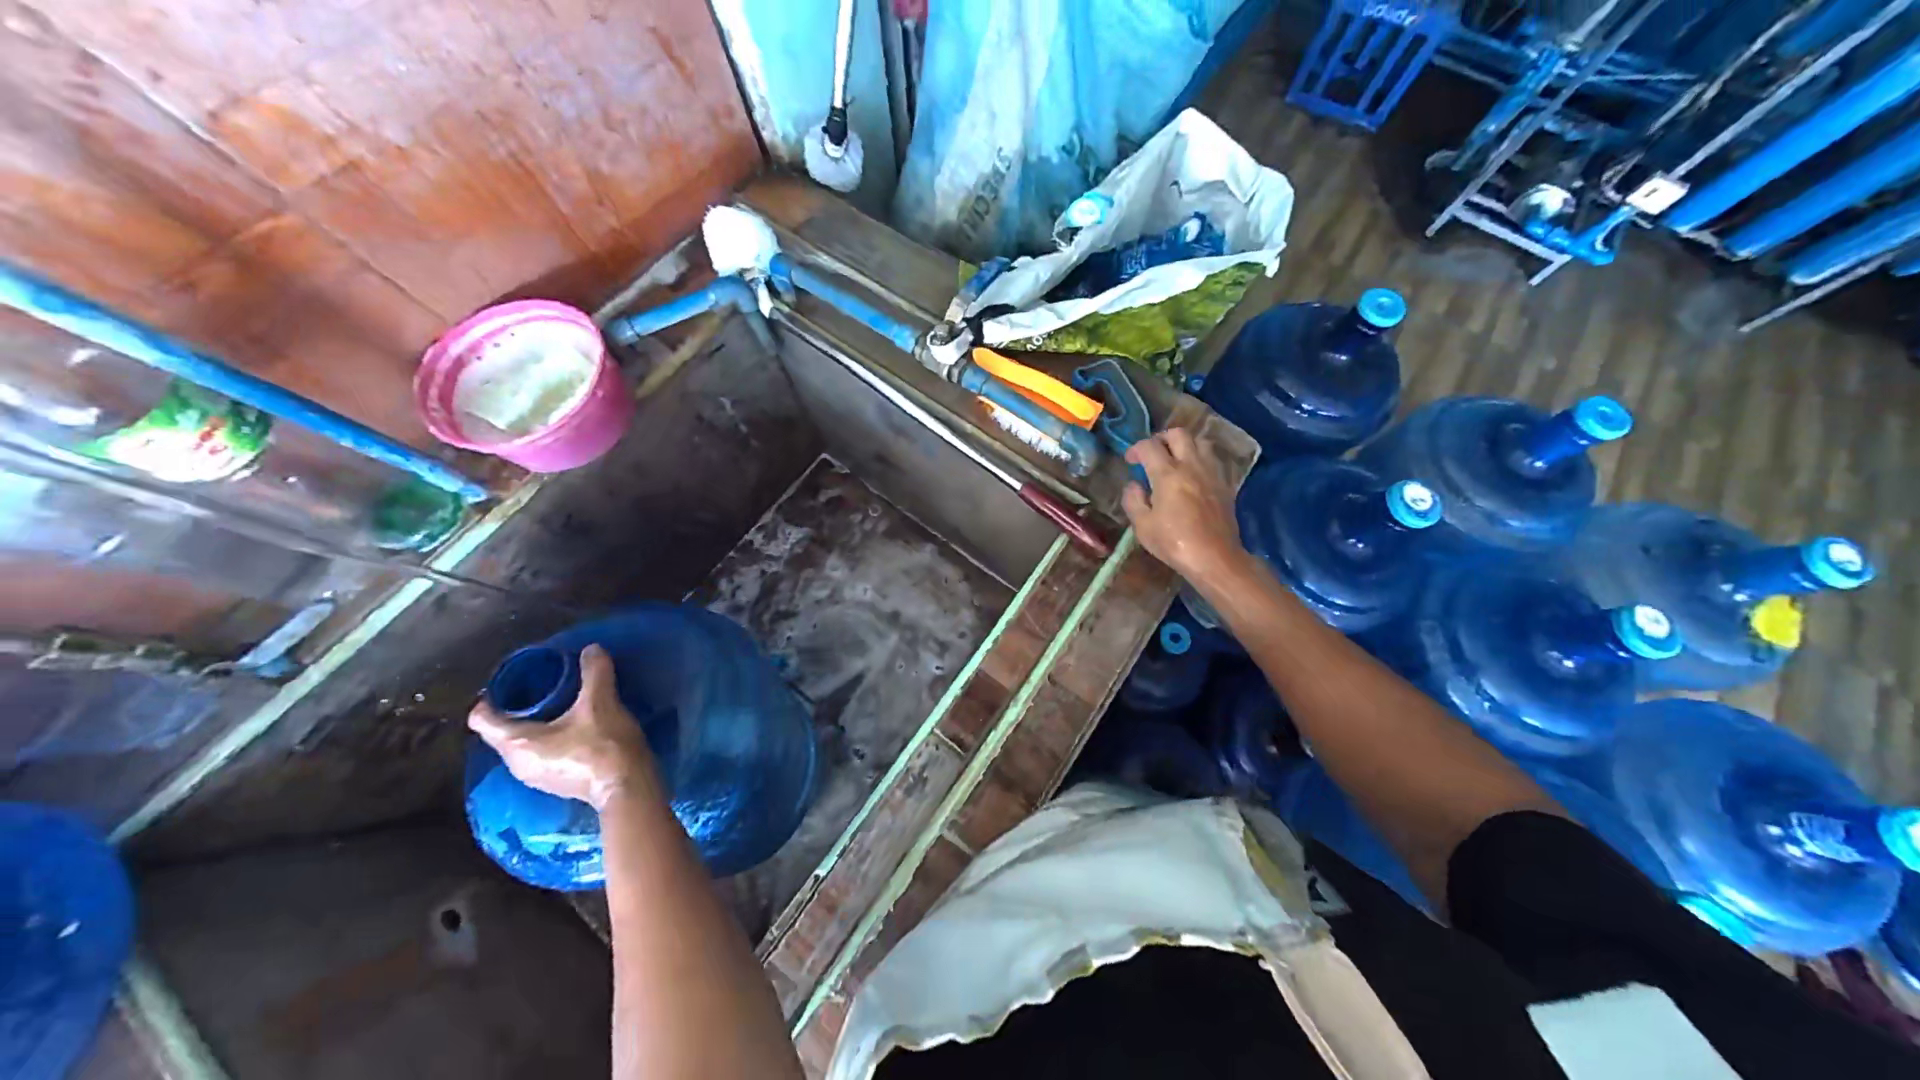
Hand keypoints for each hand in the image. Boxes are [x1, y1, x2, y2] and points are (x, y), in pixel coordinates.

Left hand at [468, 644, 658, 811]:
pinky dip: (546, 738)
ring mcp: (533, 776)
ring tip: (558, 703)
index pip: (480, 718)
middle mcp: (516, 763)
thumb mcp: (602, 702)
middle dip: (516, 706)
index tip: (515, 679)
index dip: (491, 696)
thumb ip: (594, 672)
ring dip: (533, 723)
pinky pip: (537, 754)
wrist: (628, 789)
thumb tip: (591, 649)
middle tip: (542, 685)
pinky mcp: (553, 782)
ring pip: (519, 743)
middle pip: (499, 730)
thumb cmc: (605, 747)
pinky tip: (572, 727)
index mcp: (516, 743)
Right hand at [1122, 428, 1250, 588]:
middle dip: (1162, 438)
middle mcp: (1191, 466)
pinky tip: (1195, 474)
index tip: (1130, 460)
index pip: (1149, 446)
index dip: (1136, 449)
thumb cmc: (1173, 542)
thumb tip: (1133, 485)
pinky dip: (1202, 459)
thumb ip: (1133, 500)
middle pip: (1179, 434)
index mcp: (1167, 474)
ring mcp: (1212, 473)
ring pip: (1201, 442)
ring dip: (1186, 445)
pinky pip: (1214, 460)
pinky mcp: (1226, 484)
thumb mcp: (1142, 526)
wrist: (1214, 557)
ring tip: (1176, 459)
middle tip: (1153, 453)